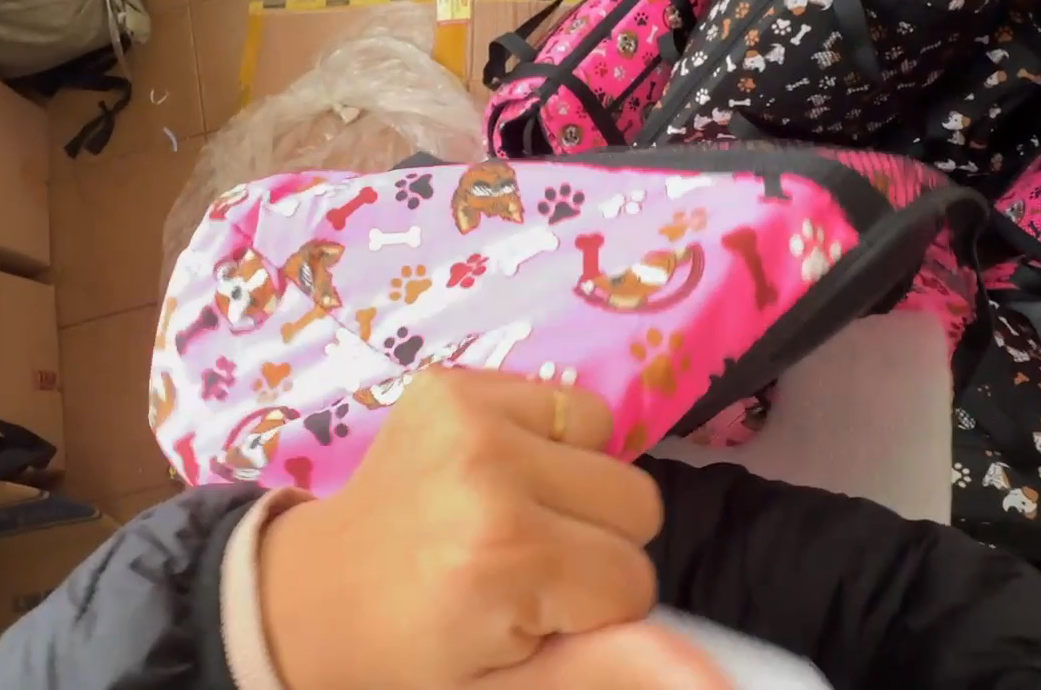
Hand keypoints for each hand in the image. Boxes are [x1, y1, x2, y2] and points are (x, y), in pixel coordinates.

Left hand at [258, 367, 687, 688]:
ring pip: (607, 441)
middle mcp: (488, 467)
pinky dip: (549, 436)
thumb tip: (720, 678)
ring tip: (512, 509)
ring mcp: (466, 409)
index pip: (634, 579)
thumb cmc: (417, 654)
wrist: (320, 592)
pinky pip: (561, 400)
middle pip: (634, 500)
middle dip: (597, 541)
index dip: (597, 607)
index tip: (536, 610)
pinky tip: (494, 468)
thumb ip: (610, 674)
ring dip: (578, 481)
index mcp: (503, 554)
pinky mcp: (452, 380)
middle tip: (526, 561)